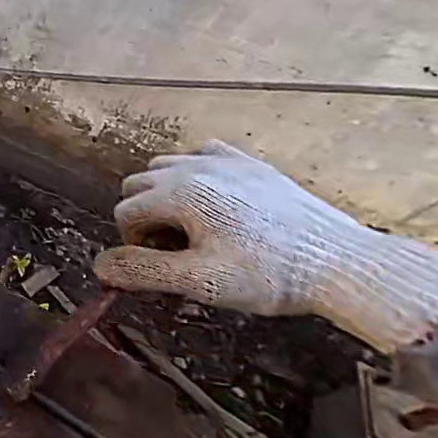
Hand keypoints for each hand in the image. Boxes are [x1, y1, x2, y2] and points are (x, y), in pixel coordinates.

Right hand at [94, 141, 437, 351]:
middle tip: (176, 251)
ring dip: (164, 195)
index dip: (134, 245)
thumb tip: (99, 266)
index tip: (164, 267)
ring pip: (165, 166)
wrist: (338, 262)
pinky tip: (216, 204)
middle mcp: (193, 166)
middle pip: (138, 184)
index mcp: (178, 193)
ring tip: (194, 230)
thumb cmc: (268, 275)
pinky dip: (194, 175)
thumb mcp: (201, 282)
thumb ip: (144, 271)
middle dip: (144, 218)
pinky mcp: (247, 161)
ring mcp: (222, 159)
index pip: (125, 212)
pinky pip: (201, 155)